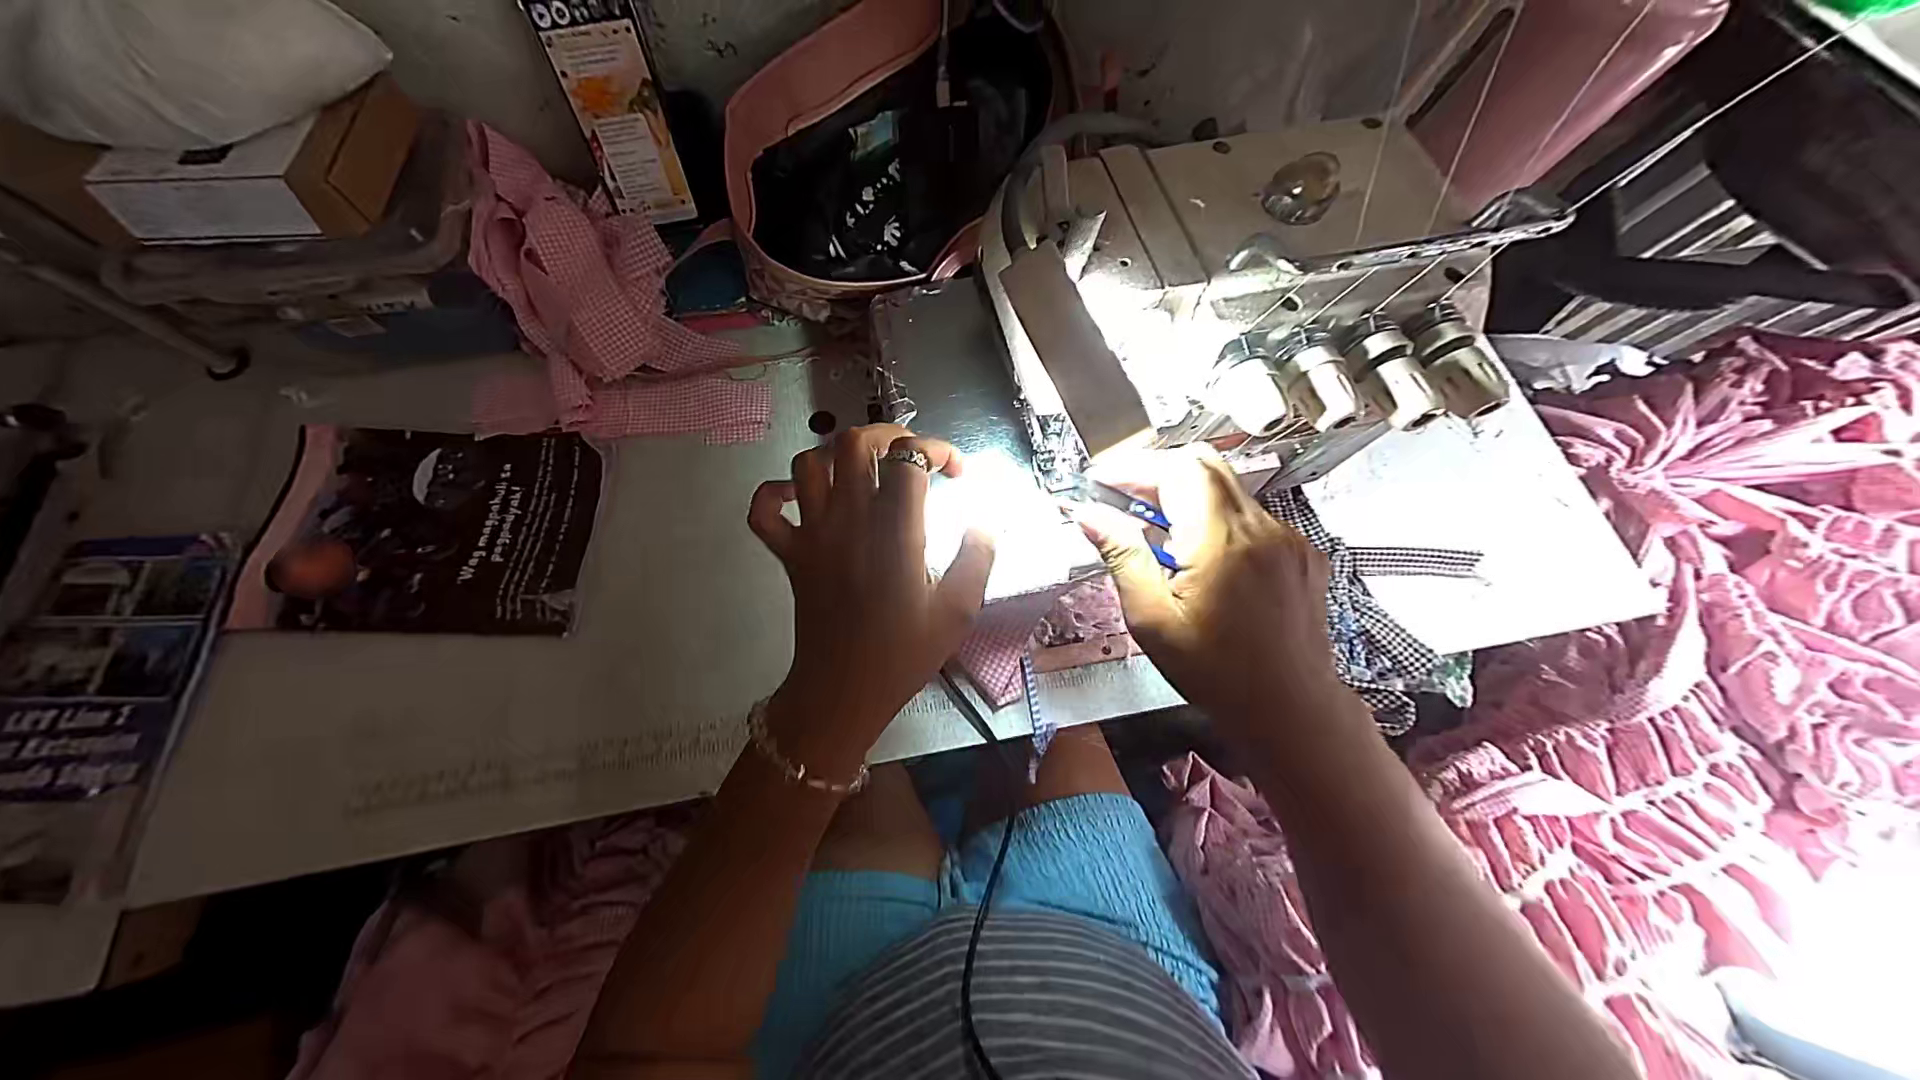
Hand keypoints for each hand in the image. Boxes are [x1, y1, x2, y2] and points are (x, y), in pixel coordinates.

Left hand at [748, 424, 994, 769]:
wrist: (844, 691)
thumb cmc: (904, 653)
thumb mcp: (959, 611)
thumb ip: (977, 558)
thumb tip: (982, 524)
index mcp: (894, 531)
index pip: (909, 459)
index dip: (937, 450)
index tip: (954, 470)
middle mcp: (848, 520)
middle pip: (853, 443)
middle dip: (886, 434)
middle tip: (908, 455)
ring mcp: (811, 535)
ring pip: (807, 463)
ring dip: (836, 456)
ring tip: (862, 472)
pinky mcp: (788, 555)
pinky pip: (764, 510)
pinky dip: (776, 493)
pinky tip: (801, 498)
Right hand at [1073, 447, 1353, 734]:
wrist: (1289, 708)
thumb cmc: (1220, 674)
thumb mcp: (1152, 619)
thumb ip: (1122, 556)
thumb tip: (1090, 516)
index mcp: (1221, 542)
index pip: (1175, 469)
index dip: (1132, 467)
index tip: (1102, 480)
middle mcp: (1261, 529)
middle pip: (1202, 465)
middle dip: (1155, 472)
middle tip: (1121, 496)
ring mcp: (1286, 538)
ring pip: (1225, 487)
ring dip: (1184, 495)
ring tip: (1154, 530)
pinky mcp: (1297, 551)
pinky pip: (1248, 513)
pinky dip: (1214, 517)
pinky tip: (1195, 552)